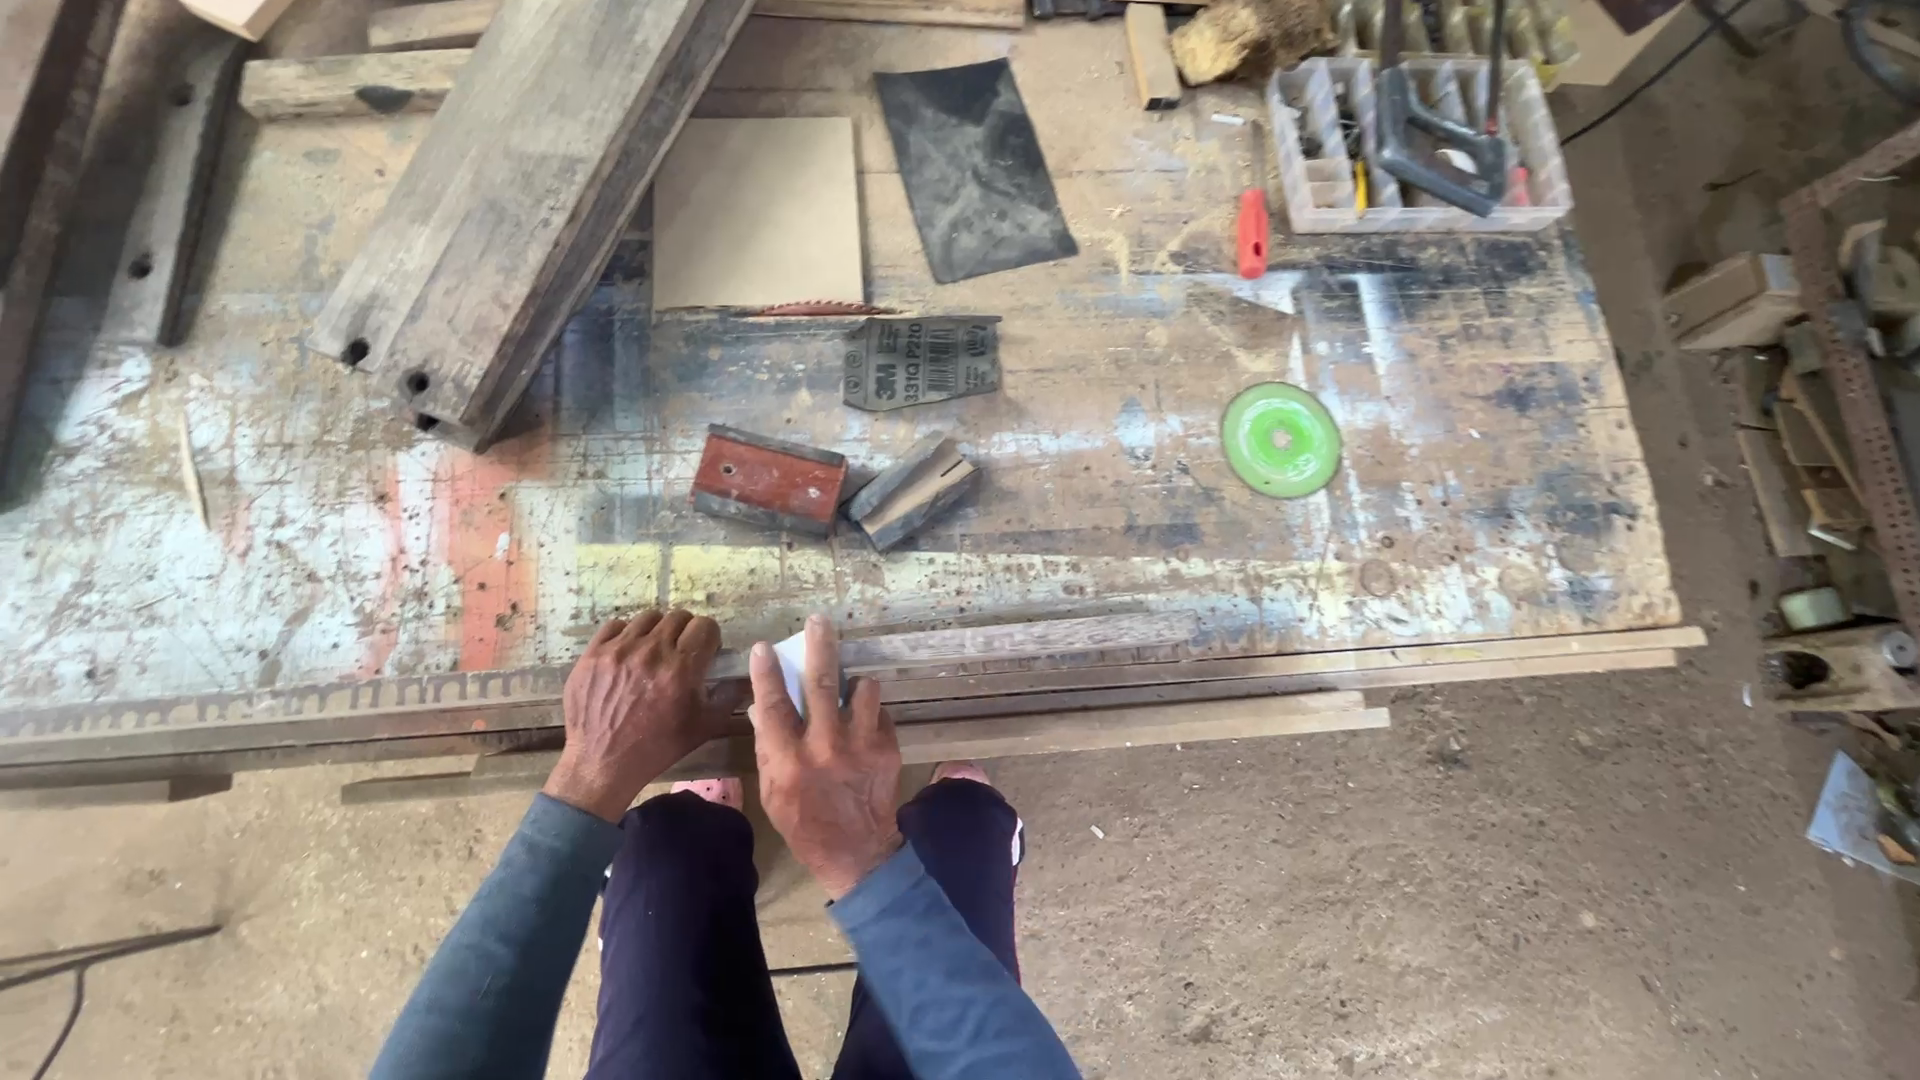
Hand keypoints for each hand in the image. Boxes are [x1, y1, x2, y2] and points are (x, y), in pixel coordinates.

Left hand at [544, 610, 741, 821]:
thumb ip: (728, 697)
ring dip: (657, 630)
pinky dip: (626, 635)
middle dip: (686, 631)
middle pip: (678, 617)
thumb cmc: (658, 747)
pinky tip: (628, 653)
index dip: (709, 638)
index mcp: (682, 668)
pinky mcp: (593, 654)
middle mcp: (652, 652)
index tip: (705, 651)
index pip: (705, 626)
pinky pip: (615, 626)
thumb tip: (745, 676)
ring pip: (648, 617)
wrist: (602, 763)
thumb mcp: (704, 727)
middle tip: (681, 651)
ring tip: (653, 650)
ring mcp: (618, 650)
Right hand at [747, 615, 902, 898]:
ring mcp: (860, 746)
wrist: (858, 851)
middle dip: (820, 646)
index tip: (764, 646)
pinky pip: (879, 712)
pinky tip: (863, 726)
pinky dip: (869, 713)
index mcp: (789, 760)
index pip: (773, 704)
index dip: (767, 672)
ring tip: (850, 687)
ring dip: (854, 682)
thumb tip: (763, 706)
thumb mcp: (772, 792)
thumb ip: (769, 747)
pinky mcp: (887, 748)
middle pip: (821, 682)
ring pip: (861, 690)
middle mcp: (825, 746)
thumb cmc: (805, 823)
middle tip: (820, 620)